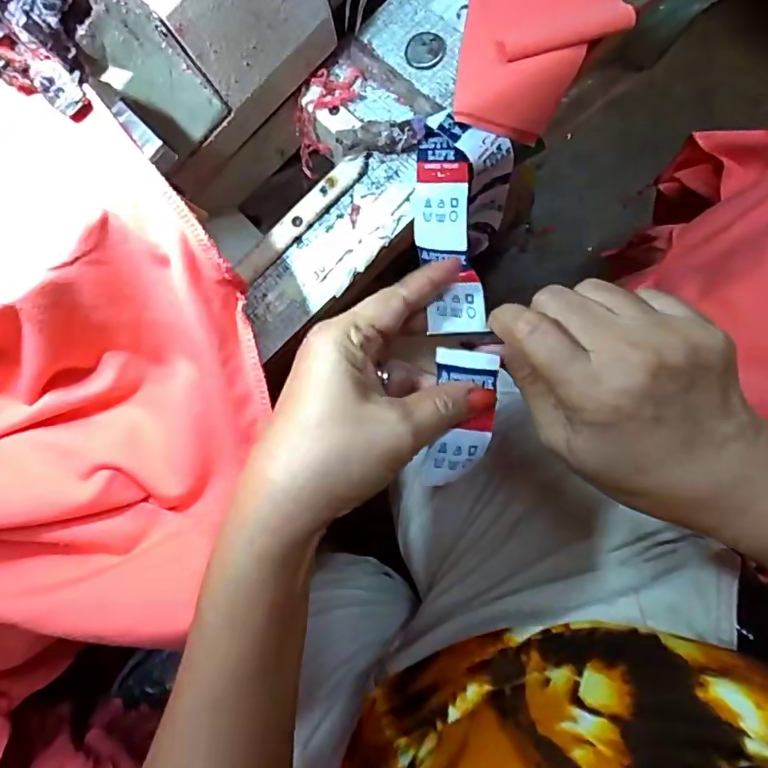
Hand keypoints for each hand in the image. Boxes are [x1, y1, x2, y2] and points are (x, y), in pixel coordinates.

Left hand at [234, 260, 496, 545]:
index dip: (431, 282)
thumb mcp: (401, 427)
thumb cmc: (339, 452)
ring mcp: (331, 372)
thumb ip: (447, 403)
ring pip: (389, 357)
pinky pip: (378, 380)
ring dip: (426, 367)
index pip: (396, 298)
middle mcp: (335, 345)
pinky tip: (437, 402)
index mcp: (344, 336)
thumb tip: (486, 391)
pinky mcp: (332, 398)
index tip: (460, 264)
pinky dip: (407, 388)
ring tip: (469, 375)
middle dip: (436, 328)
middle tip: (477, 323)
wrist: (282, 504)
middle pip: (394, 326)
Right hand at [487, 280, 767, 532]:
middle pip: (557, 296)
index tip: (503, 327)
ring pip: (595, 287)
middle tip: (552, 339)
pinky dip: (626, 311)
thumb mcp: (566, 442)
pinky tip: (635, 341)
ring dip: (583, 309)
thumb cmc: (634, 468)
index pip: (529, 326)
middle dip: (542, 313)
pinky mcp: (699, 323)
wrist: (726, 471)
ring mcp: (670, 332)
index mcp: (592, 389)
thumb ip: (531, 386)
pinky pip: (640, 293)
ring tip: (595, 339)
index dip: (506, 319)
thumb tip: (501, 341)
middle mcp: (630, 351)